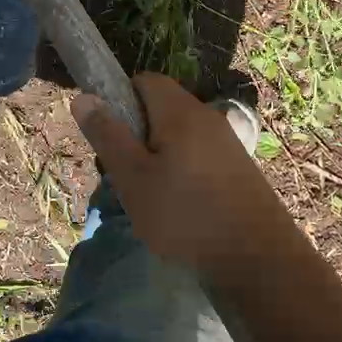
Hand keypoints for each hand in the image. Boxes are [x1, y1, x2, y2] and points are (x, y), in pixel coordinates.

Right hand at [73, 74, 300, 285]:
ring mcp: (228, 143)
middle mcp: (207, 117)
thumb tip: (83, 96)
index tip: (111, 137)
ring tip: (150, 196)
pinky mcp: (240, 169)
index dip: (121, 100)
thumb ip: (107, 135)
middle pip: (162, 108)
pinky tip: (180, 207)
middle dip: (138, 133)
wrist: (259, 260)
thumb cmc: (185, 215)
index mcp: (180, 111)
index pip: (145, 80)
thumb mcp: (133, 178)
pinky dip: (182, 171)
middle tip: (126, 173)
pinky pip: (200, 155)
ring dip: (159, 156)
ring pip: (180, 135)